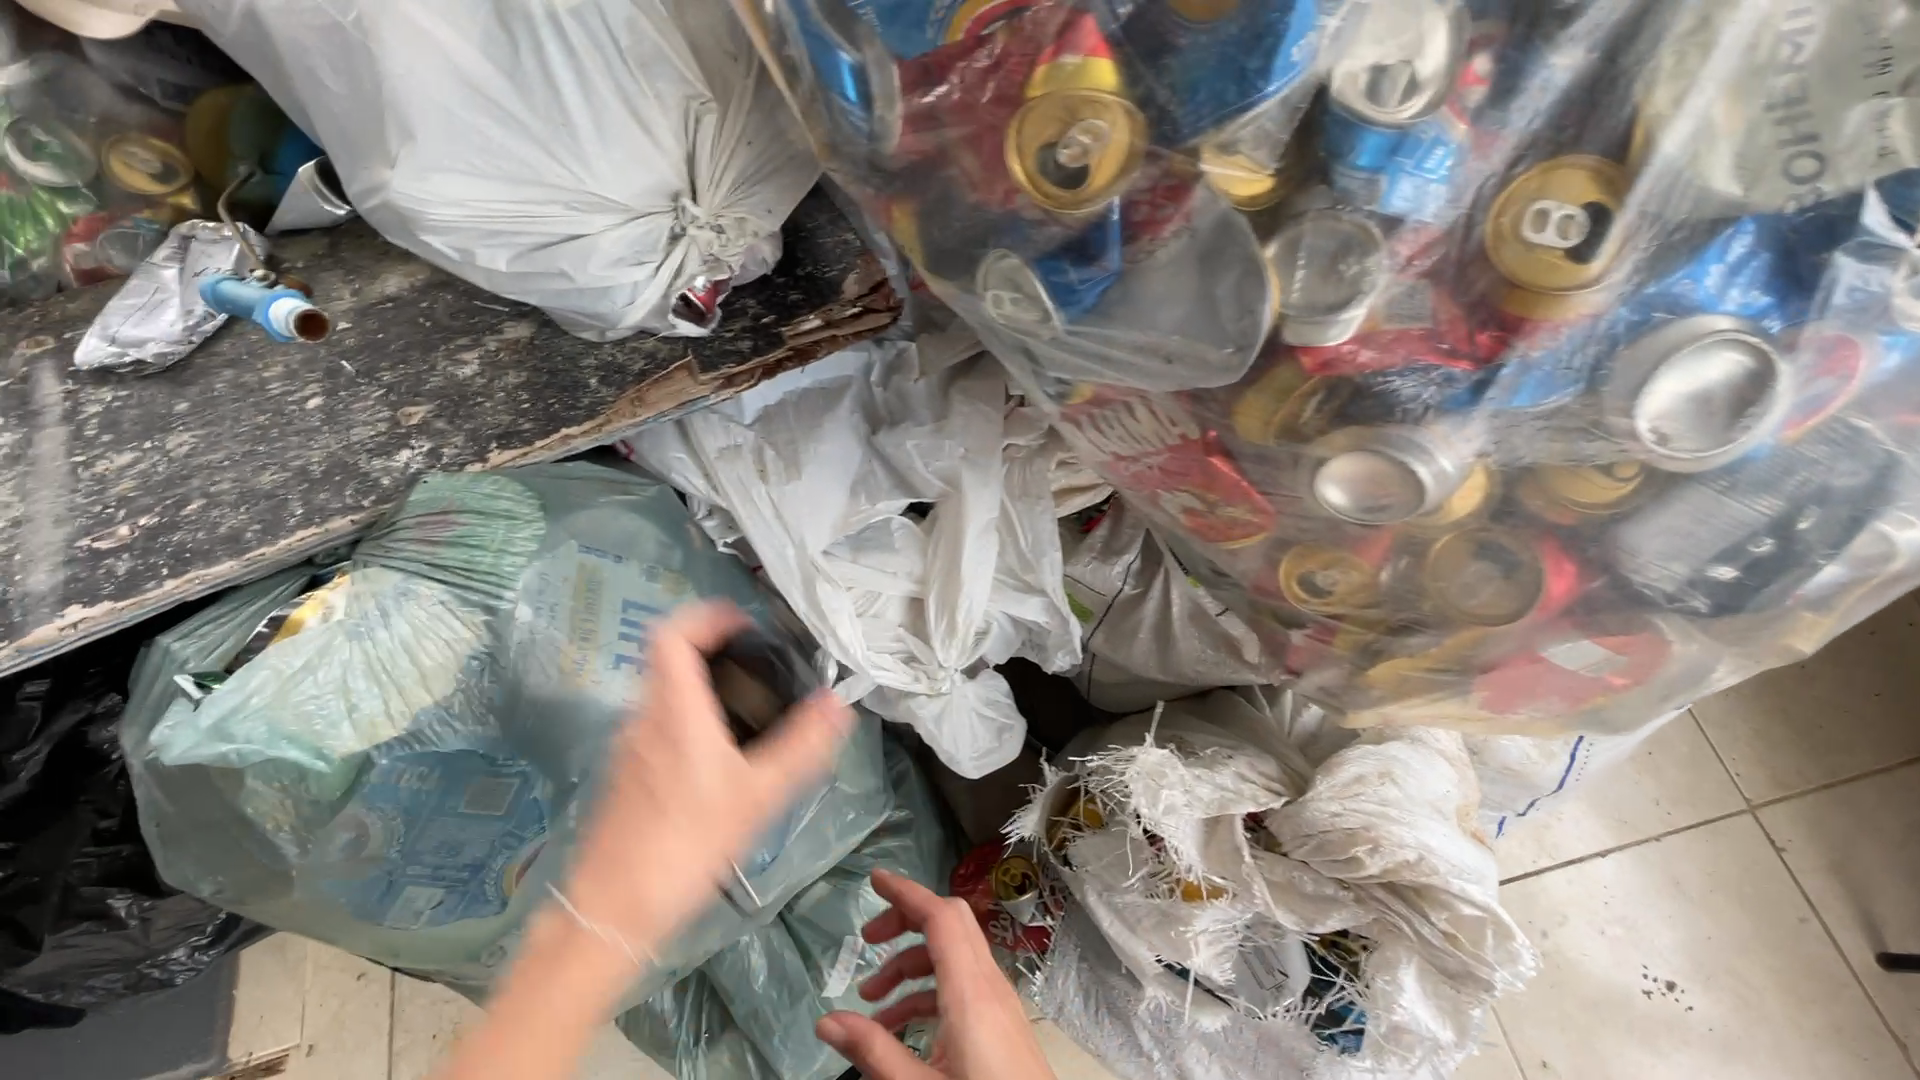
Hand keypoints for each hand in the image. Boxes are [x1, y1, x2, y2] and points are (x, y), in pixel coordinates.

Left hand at [560, 601, 854, 954]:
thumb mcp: (758, 796)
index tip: (746, 625)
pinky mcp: (624, 777)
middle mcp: (643, 717)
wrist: (611, 911)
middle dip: (713, 653)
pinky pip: (659, 728)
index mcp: (674, 709)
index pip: (673, 633)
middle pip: (668, 660)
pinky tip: (718, 764)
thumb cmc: (687, 843)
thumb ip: (802, 746)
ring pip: (664, 697)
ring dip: (701, 690)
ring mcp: (628, 748)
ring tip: (747, 715)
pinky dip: (688, 722)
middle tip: (759, 670)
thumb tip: (839, 703)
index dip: (707, 616)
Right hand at [815, 869, 1057, 1079]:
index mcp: (970, 990)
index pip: (939, 915)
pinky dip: (927, 990)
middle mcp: (989, 983)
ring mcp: (999, 1000)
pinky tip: (897, 1027)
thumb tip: (825, 1021)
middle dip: (904, 922)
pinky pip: (962, 984)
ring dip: (910, 965)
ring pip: (952, 955)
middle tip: (867, 942)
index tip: (873, 879)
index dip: (906, 891)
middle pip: (948, 923)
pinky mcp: (1001, 1020)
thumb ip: (873, 1051)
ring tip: (870, 999)